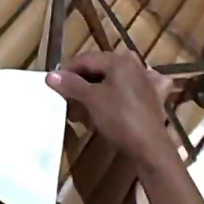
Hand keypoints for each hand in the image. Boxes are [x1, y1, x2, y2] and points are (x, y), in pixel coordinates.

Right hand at [46, 49, 175, 168]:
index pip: (87, 58)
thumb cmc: (119, 117)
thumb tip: (51, 75)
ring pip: (116, 76)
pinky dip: (120, 90)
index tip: (52, 81)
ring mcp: (146, 79)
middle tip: (66, 92)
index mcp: (120, 60)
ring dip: (98, 85)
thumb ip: (72, 85)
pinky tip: (117, 96)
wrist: (148, 145)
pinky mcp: (153, 95)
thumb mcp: (92, 100)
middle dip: (82, 78)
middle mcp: (134, 64)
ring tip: (84, 98)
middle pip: (102, 65)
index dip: (68, 68)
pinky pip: (131, 87)